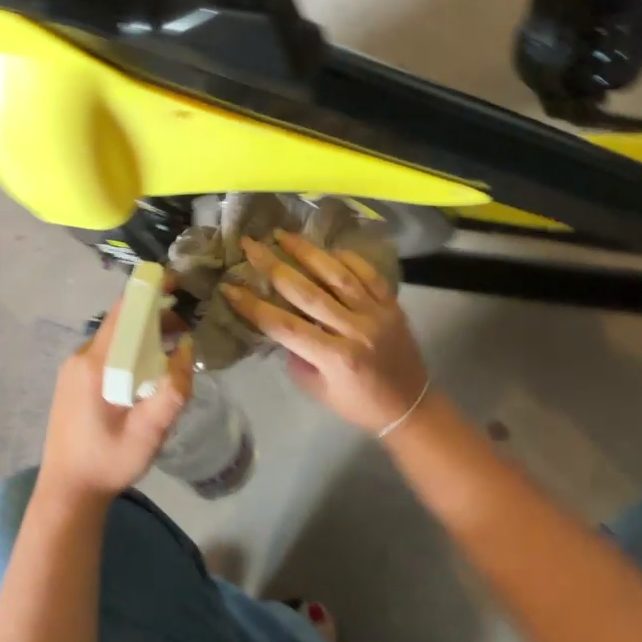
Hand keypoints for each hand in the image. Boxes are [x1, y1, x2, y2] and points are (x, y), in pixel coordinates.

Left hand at [37, 297, 193, 505]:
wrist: (67, 492)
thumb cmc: (107, 462)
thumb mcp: (148, 434)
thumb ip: (171, 392)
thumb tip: (186, 351)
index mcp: (95, 364)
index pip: (123, 312)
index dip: (150, 292)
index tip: (178, 285)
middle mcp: (80, 358)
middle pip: (120, 323)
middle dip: (154, 316)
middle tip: (186, 324)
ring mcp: (74, 370)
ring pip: (113, 339)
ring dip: (143, 336)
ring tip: (173, 347)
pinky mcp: (74, 383)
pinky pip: (106, 354)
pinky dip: (130, 351)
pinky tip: (147, 371)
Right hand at [221, 231, 428, 432]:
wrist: (411, 406)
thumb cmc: (359, 404)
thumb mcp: (319, 390)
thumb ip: (297, 356)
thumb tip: (278, 324)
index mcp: (336, 358)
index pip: (285, 326)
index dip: (254, 306)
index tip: (230, 287)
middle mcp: (355, 331)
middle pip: (307, 292)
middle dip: (273, 266)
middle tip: (250, 245)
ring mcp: (376, 313)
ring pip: (337, 275)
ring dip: (307, 252)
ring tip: (282, 235)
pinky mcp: (391, 304)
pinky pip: (367, 273)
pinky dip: (346, 258)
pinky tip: (325, 248)